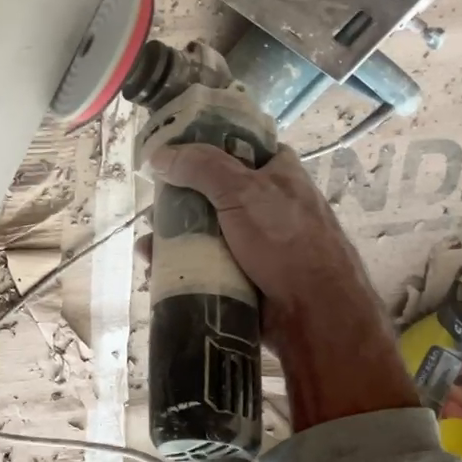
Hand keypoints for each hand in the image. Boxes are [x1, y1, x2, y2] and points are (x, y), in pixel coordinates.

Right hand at [148, 145, 372, 313]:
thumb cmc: (286, 241)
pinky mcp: (245, 275)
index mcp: (280, 174)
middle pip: (214, 193)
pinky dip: (182, 264)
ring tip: (148, 245)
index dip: (207, 149)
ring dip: (174, 237)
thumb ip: (200, 167)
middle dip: (179, 201)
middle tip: (154, 208)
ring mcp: (257, 243)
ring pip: (206, 232)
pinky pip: (206, 263)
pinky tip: (157, 268)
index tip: (173, 158)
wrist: (313, 313)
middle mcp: (269, 205)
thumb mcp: (243, 191)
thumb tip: (158, 156)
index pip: (241, 149)